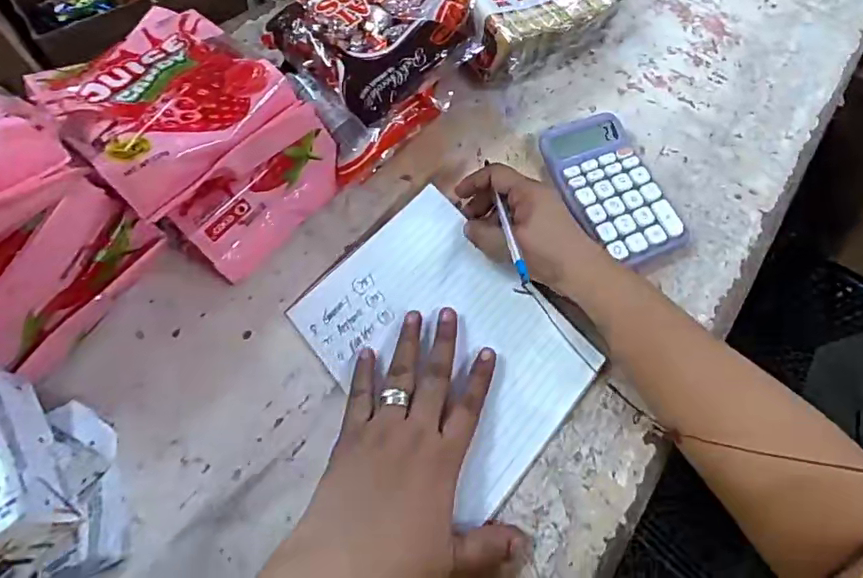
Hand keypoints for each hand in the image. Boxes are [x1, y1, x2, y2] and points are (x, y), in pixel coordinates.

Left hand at [260, 309, 525, 577]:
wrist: (338, 567)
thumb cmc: (397, 562)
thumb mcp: (448, 558)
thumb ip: (485, 545)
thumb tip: (524, 541)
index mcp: (443, 460)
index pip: (467, 409)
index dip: (479, 379)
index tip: (487, 350)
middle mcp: (415, 435)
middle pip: (434, 381)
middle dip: (443, 345)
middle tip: (447, 311)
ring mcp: (380, 432)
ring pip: (399, 380)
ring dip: (407, 346)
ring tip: (413, 316)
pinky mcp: (349, 438)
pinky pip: (358, 398)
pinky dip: (363, 373)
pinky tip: (366, 351)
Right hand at [455, 164, 615, 298]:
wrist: (584, 272)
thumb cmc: (547, 253)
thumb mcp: (510, 245)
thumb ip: (484, 234)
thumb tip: (469, 227)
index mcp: (528, 190)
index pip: (495, 173)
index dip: (474, 182)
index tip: (458, 197)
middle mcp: (536, 193)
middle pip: (502, 187)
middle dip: (481, 201)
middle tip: (467, 221)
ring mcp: (543, 207)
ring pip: (510, 202)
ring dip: (492, 214)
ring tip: (481, 234)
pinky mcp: (547, 222)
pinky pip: (520, 214)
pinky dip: (505, 222)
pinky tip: (499, 241)